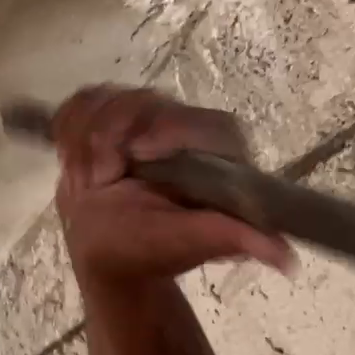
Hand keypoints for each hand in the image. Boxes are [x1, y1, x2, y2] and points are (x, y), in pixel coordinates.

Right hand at [53, 85, 293, 288]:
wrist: (99, 244)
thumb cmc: (144, 250)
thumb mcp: (185, 244)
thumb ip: (225, 238)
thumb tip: (284, 258)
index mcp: (216, 159)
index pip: (208, 123)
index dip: (172, 128)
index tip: (138, 153)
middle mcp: (183, 130)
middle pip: (149, 101)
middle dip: (113, 132)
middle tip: (100, 176)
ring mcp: (141, 118)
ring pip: (111, 96)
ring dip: (86, 134)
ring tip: (89, 177)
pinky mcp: (106, 113)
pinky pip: (84, 100)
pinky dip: (69, 126)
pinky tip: (72, 156)